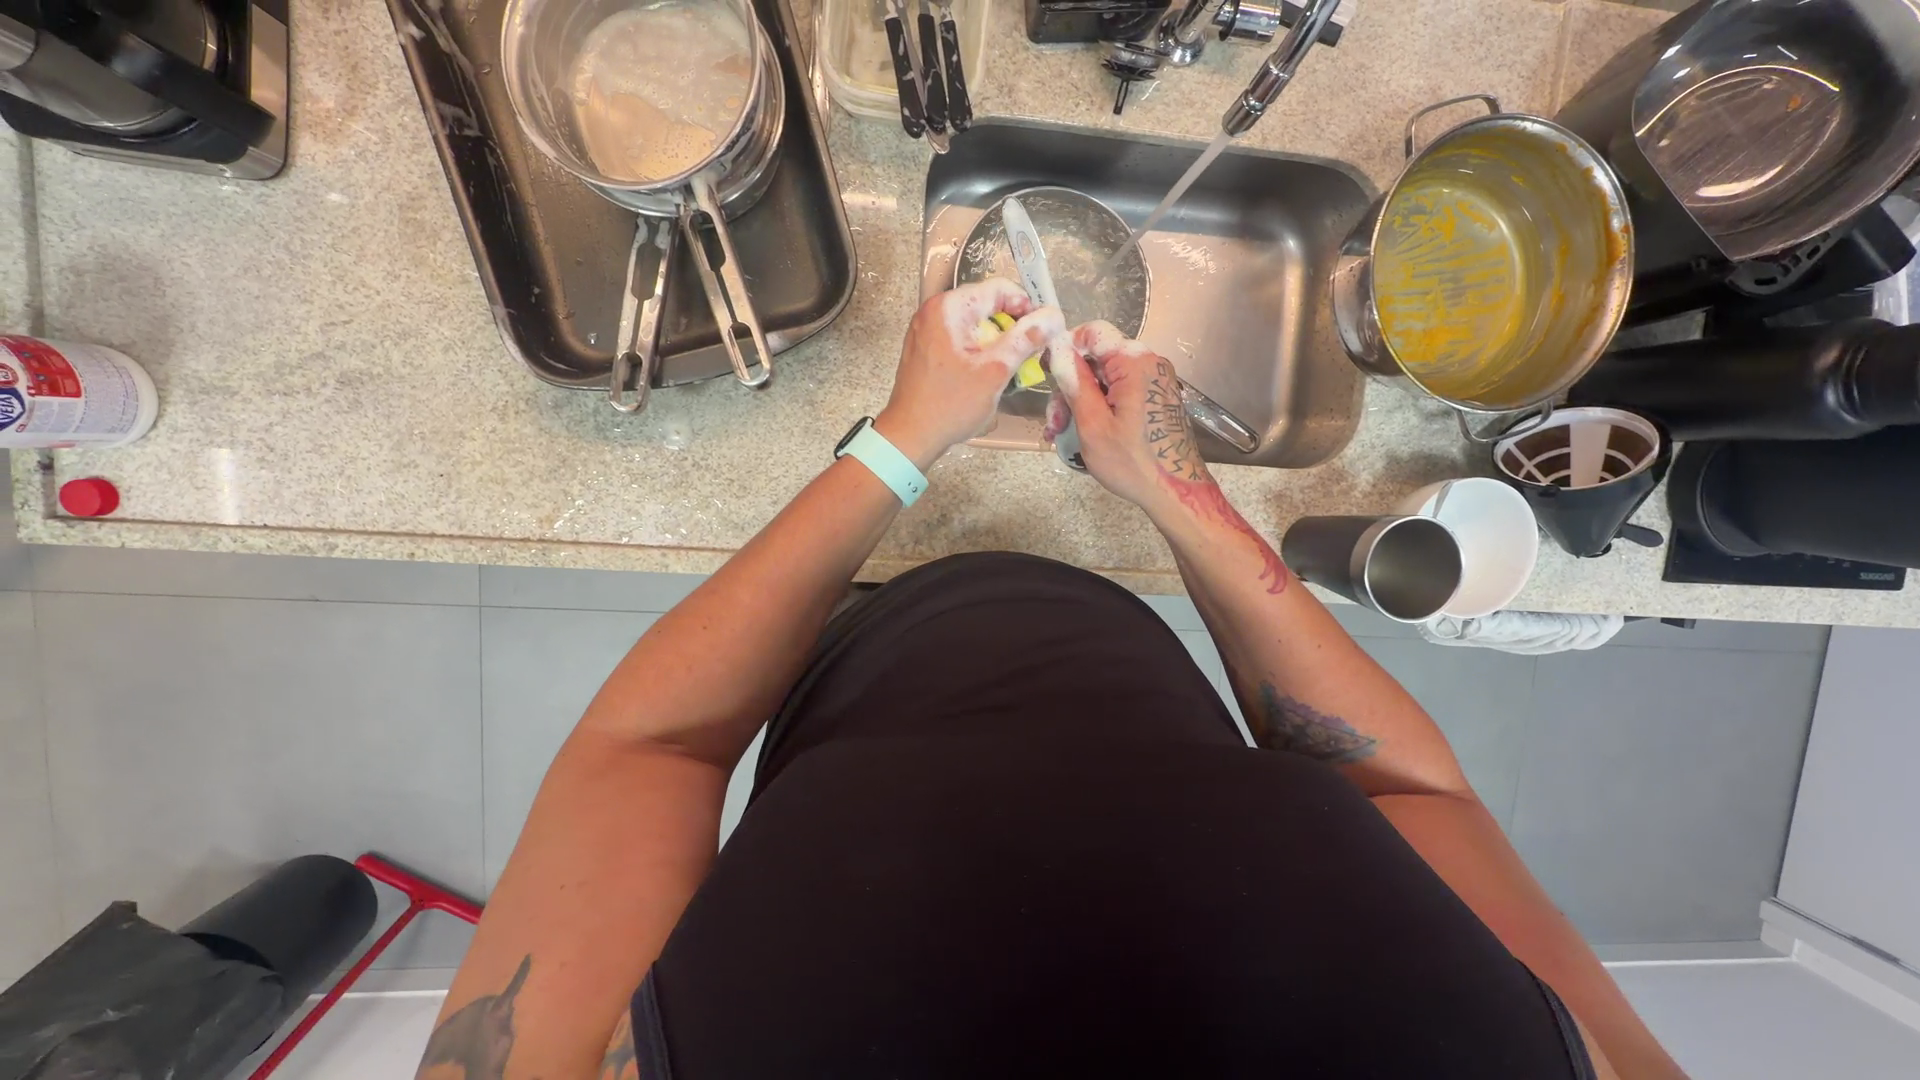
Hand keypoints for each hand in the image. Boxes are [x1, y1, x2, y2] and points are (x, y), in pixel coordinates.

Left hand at [876, 279, 1064, 469]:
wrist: (910, 436)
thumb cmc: (949, 405)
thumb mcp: (995, 371)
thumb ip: (1026, 339)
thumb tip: (1054, 316)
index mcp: (949, 308)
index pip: (1000, 289)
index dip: (1026, 307)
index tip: (1041, 333)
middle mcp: (935, 310)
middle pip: (988, 305)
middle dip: (1012, 327)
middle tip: (1027, 355)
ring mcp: (928, 329)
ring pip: (976, 324)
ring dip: (998, 342)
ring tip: (1008, 368)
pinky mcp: (927, 347)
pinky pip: (962, 338)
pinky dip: (979, 351)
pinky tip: (987, 374)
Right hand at [1053, 321, 1214, 514]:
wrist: (1174, 491)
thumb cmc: (1131, 461)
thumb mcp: (1092, 423)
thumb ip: (1074, 381)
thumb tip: (1057, 347)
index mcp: (1134, 363)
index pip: (1093, 333)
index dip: (1065, 348)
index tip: (1047, 374)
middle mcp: (1149, 363)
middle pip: (1097, 359)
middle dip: (1070, 387)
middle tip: (1054, 423)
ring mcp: (1154, 381)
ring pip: (1105, 378)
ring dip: (1080, 402)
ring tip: (1062, 434)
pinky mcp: (1154, 398)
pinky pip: (1119, 392)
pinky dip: (1099, 408)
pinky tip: (1081, 433)